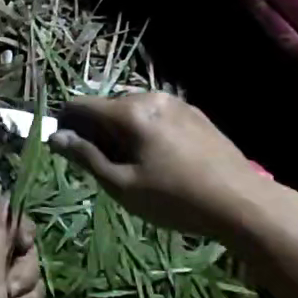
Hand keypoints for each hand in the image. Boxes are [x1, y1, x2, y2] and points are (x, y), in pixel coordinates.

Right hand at [50, 92, 268, 238]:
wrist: (242, 201)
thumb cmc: (175, 198)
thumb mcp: (123, 185)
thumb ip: (86, 157)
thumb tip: (56, 137)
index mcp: (130, 111)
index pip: (81, 104)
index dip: (66, 123)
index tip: (66, 148)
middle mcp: (151, 96)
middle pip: (108, 105)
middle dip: (96, 129)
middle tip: (103, 165)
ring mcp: (177, 102)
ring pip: (134, 108)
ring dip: (122, 129)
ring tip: (132, 164)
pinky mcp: (196, 113)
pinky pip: (157, 114)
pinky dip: (146, 129)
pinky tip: (159, 158)